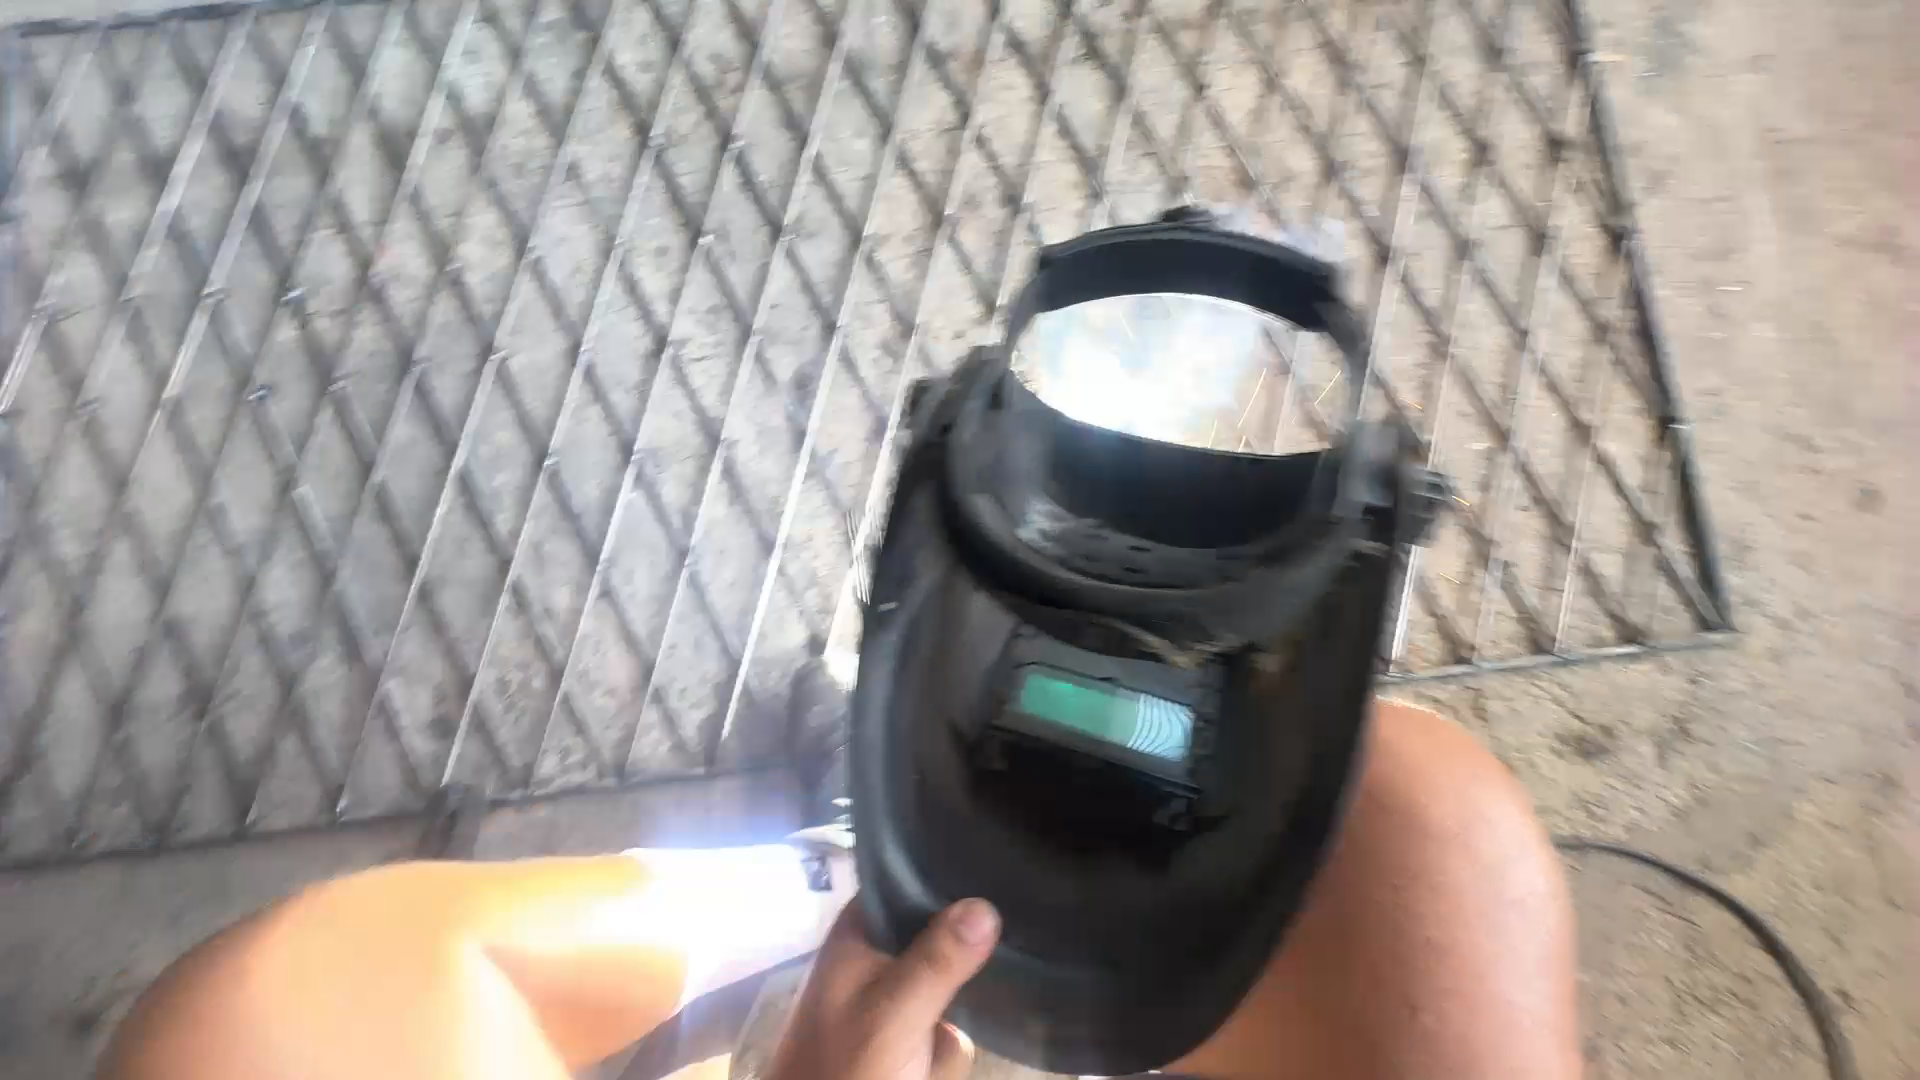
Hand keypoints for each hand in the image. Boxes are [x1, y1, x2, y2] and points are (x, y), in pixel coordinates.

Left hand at [768, 898, 1001, 1079]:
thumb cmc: (845, 1071)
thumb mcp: (892, 1014)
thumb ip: (937, 960)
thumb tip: (986, 904)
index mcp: (861, 928)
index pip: (910, 876)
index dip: (948, 875)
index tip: (990, 873)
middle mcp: (876, 954)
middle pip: (940, 927)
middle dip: (962, 952)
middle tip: (995, 948)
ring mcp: (892, 999)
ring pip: (952, 982)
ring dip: (955, 1013)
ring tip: (933, 1040)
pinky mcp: (905, 1040)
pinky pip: (948, 1030)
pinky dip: (945, 1050)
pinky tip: (934, 1063)